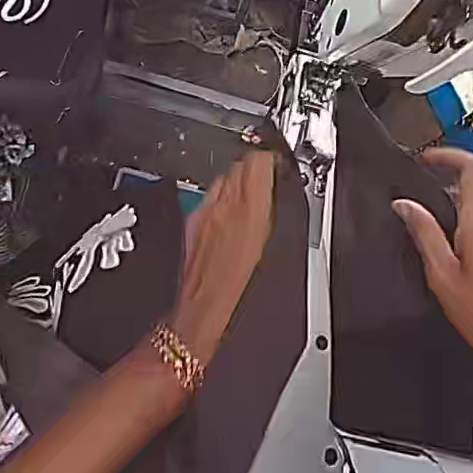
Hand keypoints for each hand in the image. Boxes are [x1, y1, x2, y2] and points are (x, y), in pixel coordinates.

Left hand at [171, 150, 276, 362]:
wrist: (202, 312)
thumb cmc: (240, 291)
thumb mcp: (273, 247)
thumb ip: (275, 210)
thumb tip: (277, 188)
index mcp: (248, 208)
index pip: (258, 161)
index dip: (271, 159)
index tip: (279, 165)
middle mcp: (222, 205)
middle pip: (240, 165)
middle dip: (255, 169)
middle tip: (268, 182)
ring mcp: (204, 212)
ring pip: (224, 179)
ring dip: (237, 183)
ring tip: (250, 201)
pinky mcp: (192, 222)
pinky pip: (210, 198)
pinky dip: (222, 201)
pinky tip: (230, 219)